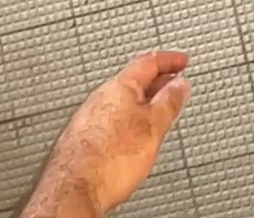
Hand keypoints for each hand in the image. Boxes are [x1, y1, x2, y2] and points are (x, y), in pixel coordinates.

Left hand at [21, 52, 191, 217]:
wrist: (72, 193)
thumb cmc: (107, 161)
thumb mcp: (153, 127)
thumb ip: (170, 102)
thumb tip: (181, 85)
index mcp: (120, 87)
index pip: (149, 62)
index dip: (169, 61)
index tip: (181, 62)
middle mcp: (99, 98)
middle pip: (133, 81)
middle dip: (156, 83)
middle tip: (173, 86)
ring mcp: (86, 119)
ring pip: (119, 102)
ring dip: (140, 105)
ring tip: (155, 115)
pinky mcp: (79, 140)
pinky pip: (108, 121)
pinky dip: (125, 122)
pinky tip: (129, 139)